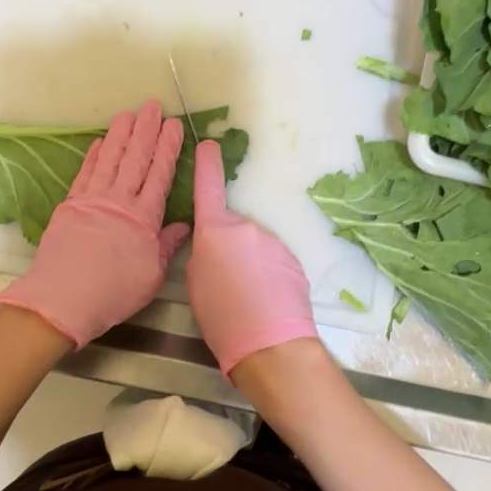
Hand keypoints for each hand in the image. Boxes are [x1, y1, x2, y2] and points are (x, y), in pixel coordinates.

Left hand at [0, 101, 189, 347]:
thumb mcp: (151, 275)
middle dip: (146, 130)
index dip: (168, 148)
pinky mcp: (70, 205)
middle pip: (135, 158)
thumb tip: (183, 226)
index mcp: (144, 217)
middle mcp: (119, 201)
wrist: (63, 299)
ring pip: (109, 159)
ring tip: (127, 114)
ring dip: (119, 134)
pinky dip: (93, 155)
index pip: (160, 174)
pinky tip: (98, 142)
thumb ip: (166, 246)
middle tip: (153, 106)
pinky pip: (85, 173)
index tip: (174, 126)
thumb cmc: (114, 292)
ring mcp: (92, 200)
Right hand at [188, 140, 317, 374]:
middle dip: (228, 246)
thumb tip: (214, 246)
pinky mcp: (294, 260)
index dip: (207, 165)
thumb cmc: (221, 317)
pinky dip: (268, 276)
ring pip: (254, 247)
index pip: (209, 187)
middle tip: (223, 280)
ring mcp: (274, 242)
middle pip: (233, 228)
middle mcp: (247, 228)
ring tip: (245, 298)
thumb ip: (203, 255)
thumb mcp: (195, 284)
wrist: (271, 346)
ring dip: (249, 263)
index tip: (209, 145)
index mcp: (215, 231)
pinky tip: (265, 301)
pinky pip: (273, 262)